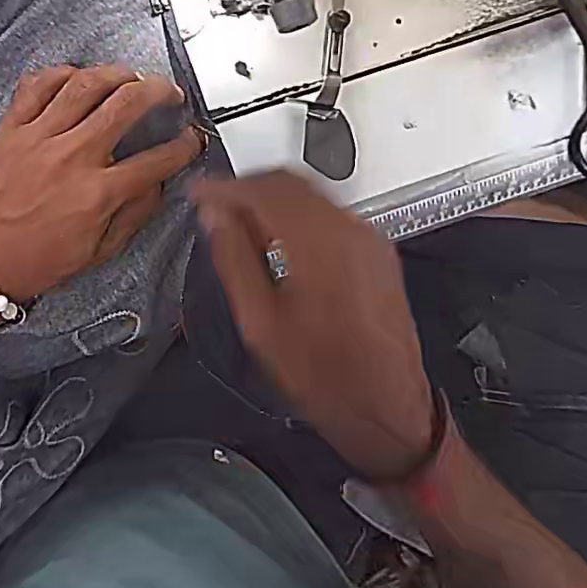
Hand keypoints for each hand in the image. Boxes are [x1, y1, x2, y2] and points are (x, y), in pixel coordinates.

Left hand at [0, 65, 201, 353]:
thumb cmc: (35, 260)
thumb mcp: (99, 251)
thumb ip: (134, 214)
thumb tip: (158, 184)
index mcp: (97, 194)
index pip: (156, 159)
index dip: (184, 146)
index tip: (190, 140)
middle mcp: (71, 158)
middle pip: (127, 104)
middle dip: (159, 91)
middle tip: (169, 92)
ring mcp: (39, 138)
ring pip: (86, 84)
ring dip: (117, 73)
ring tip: (131, 76)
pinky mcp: (12, 129)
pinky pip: (38, 85)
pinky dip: (62, 73)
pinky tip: (77, 77)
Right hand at [193, 171, 436, 480]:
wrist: (385, 405)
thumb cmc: (326, 376)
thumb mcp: (260, 323)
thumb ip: (234, 259)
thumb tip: (216, 220)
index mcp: (317, 246)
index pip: (263, 190)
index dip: (223, 188)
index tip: (201, 193)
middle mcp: (349, 232)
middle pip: (288, 182)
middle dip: (246, 186)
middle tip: (216, 203)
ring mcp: (367, 239)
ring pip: (309, 193)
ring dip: (270, 198)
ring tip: (240, 220)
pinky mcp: (376, 250)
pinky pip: (328, 213)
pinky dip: (295, 213)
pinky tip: (276, 237)